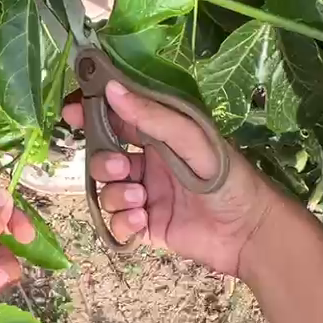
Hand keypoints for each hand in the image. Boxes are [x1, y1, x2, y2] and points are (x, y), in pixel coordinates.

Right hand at [64, 80, 280, 277]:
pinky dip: (123, 222)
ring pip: (108, 192)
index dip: (93, 115)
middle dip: (104, 165)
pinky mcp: (148, 227)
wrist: (250, 233)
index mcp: (161, 137)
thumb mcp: (192, 139)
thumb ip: (152, 117)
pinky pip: (118, 223)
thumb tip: (112, 89)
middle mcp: (149, 165)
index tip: (71, 114)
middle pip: (105, 159)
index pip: (118, 119)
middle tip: (124, 171)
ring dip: (117, 196)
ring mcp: (147, 197)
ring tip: (141, 202)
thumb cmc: (228, 177)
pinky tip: (142, 222)